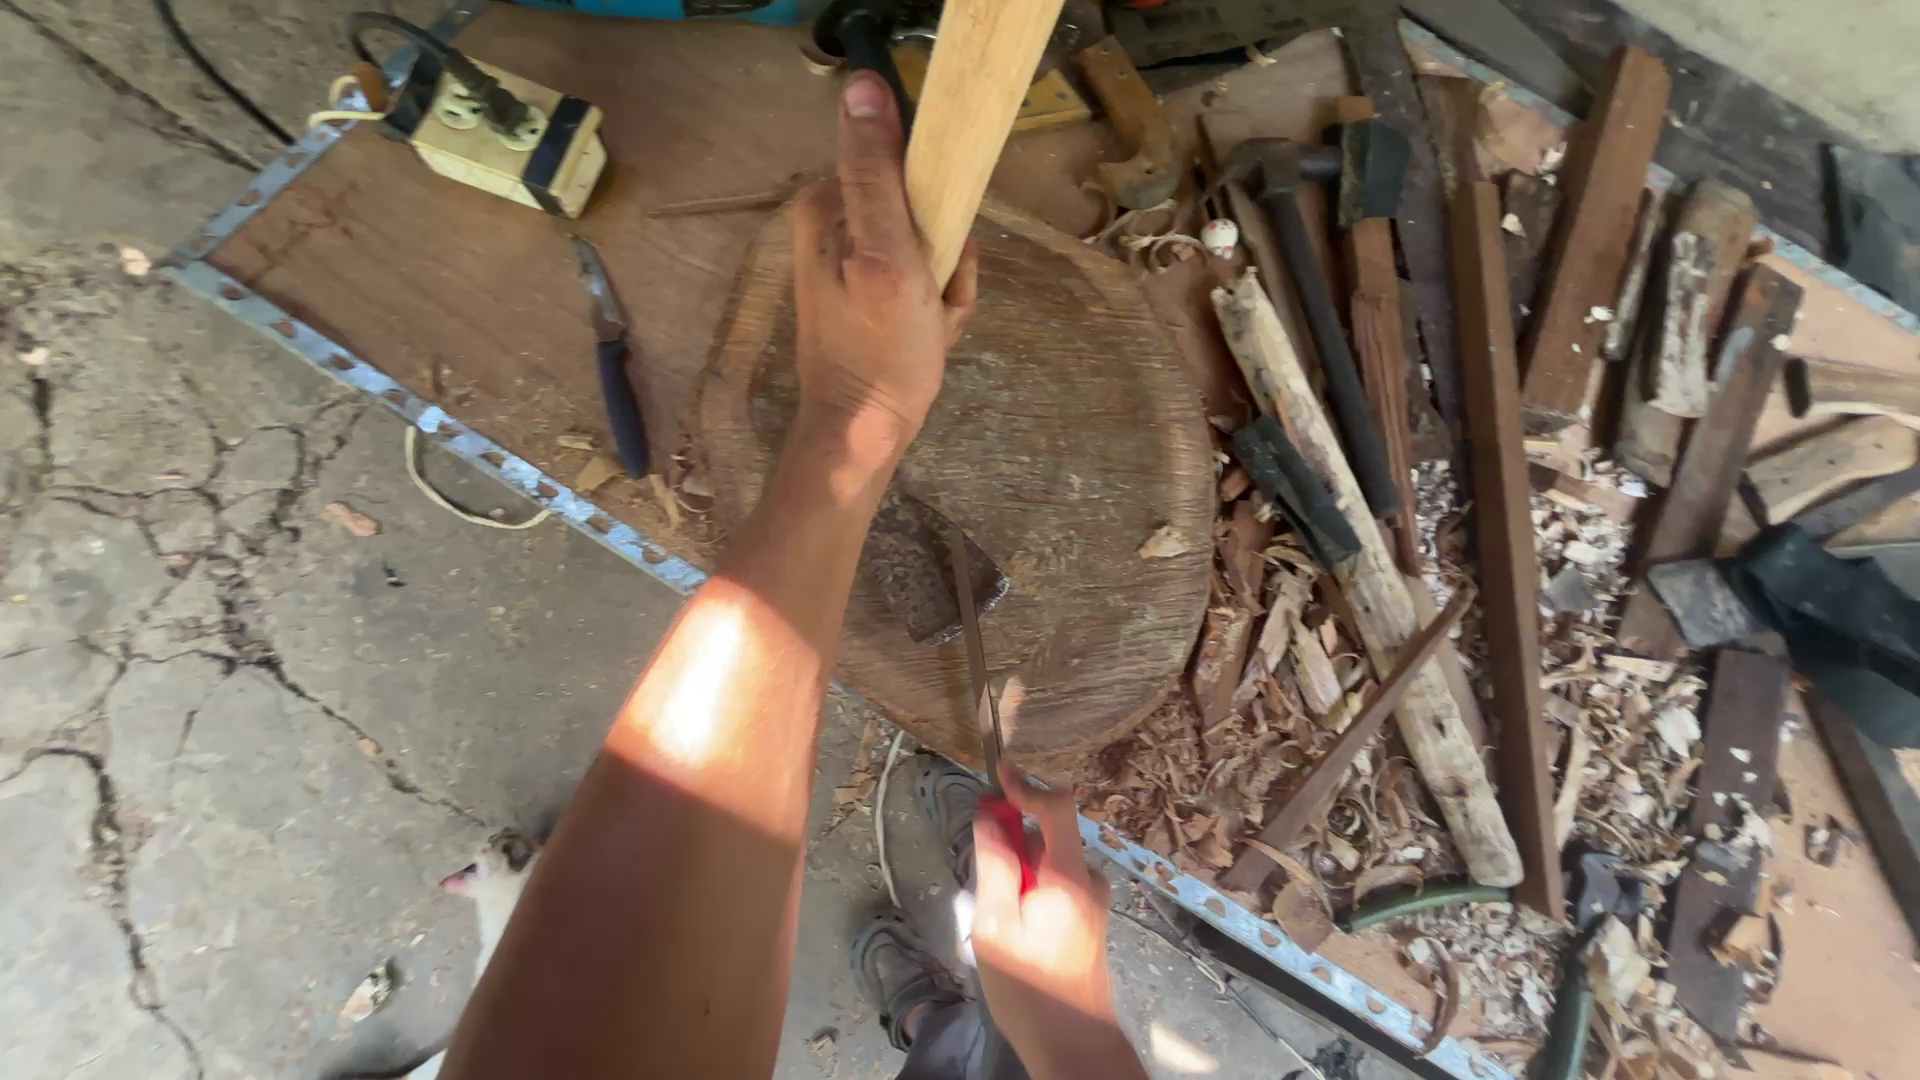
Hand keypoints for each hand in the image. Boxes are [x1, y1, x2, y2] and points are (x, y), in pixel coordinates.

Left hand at [791, 71, 977, 464]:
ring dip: (947, 289)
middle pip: (924, 212)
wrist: (864, 431)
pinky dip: (938, 309)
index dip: (938, 213)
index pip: (907, 169)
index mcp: (828, 205)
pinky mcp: (870, 295)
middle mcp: (836, 226)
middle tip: (936, 304)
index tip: (937, 261)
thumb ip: (877, 175)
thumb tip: (864, 86)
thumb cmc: (880, 352)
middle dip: (945, 261)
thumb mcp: (886, 258)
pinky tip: (931, 337)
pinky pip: (924, 282)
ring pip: (932, 250)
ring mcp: (855, 264)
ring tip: (934, 326)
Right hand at [972, 767, 1146, 1079]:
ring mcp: (1092, 899)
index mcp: (1069, 875)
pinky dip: (1032, 884)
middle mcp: (1088, 878)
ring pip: (1049, 860)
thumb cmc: (1029, 988)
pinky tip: (1016, 925)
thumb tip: (989, 815)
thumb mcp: (996, 925)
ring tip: (1000, 914)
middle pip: (1048, 833)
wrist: (1074, 1047)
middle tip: (986, 878)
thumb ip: (995, 864)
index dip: (1027, 785)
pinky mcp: (1089, 916)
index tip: (998, 772)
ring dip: (1021, 868)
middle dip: (1013, 840)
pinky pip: (1056, 880)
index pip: (1056, 807)